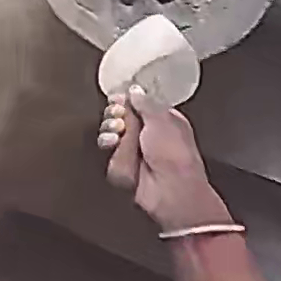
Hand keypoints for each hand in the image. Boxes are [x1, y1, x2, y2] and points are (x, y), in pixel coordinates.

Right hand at [100, 86, 231, 233]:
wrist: (170, 190)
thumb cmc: (173, 153)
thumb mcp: (162, 121)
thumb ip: (145, 103)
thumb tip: (134, 89)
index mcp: (163, 119)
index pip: (138, 102)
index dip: (127, 99)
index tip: (119, 98)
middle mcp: (147, 131)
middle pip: (120, 113)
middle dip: (116, 112)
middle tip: (119, 115)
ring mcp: (133, 147)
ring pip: (110, 128)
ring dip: (110, 127)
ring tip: (118, 131)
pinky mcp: (120, 161)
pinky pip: (107, 145)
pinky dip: (107, 141)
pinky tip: (112, 142)